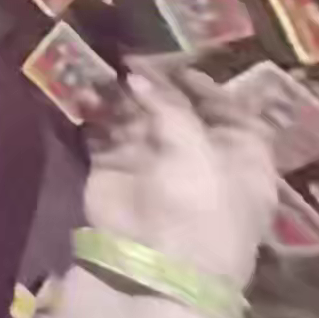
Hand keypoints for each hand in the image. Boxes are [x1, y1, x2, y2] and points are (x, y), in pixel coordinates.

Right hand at [84, 69, 277, 288]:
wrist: (153, 254)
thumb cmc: (199, 206)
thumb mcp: (196, 152)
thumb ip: (168, 108)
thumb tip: (137, 74)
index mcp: (237, 159)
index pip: (231, 117)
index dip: (210, 92)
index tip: (180, 67)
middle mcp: (195, 157)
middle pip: (175, 113)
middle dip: (153, 88)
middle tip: (125, 63)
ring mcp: (150, 161)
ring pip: (133, 119)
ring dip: (117, 98)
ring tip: (98, 76)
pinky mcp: (111, 166)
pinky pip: (100, 132)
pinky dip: (90, 114)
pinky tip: (81, 96)